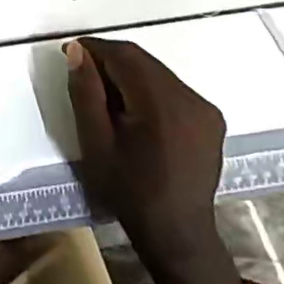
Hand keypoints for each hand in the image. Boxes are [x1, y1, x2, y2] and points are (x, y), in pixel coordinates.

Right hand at [66, 37, 241, 283]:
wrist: (177, 234)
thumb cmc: (129, 191)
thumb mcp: (96, 143)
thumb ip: (86, 92)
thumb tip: (78, 51)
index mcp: (161, 103)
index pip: (125, 56)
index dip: (96, 48)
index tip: (72, 50)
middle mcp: (190, 98)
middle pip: (144, 62)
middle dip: (112, 59)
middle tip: (84, 70)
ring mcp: (205, 108)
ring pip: (159, 73)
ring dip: (130, 73)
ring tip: (106, 91)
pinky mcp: (211, 119)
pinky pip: (173, 89)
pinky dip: (149, 88)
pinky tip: (134, 108)